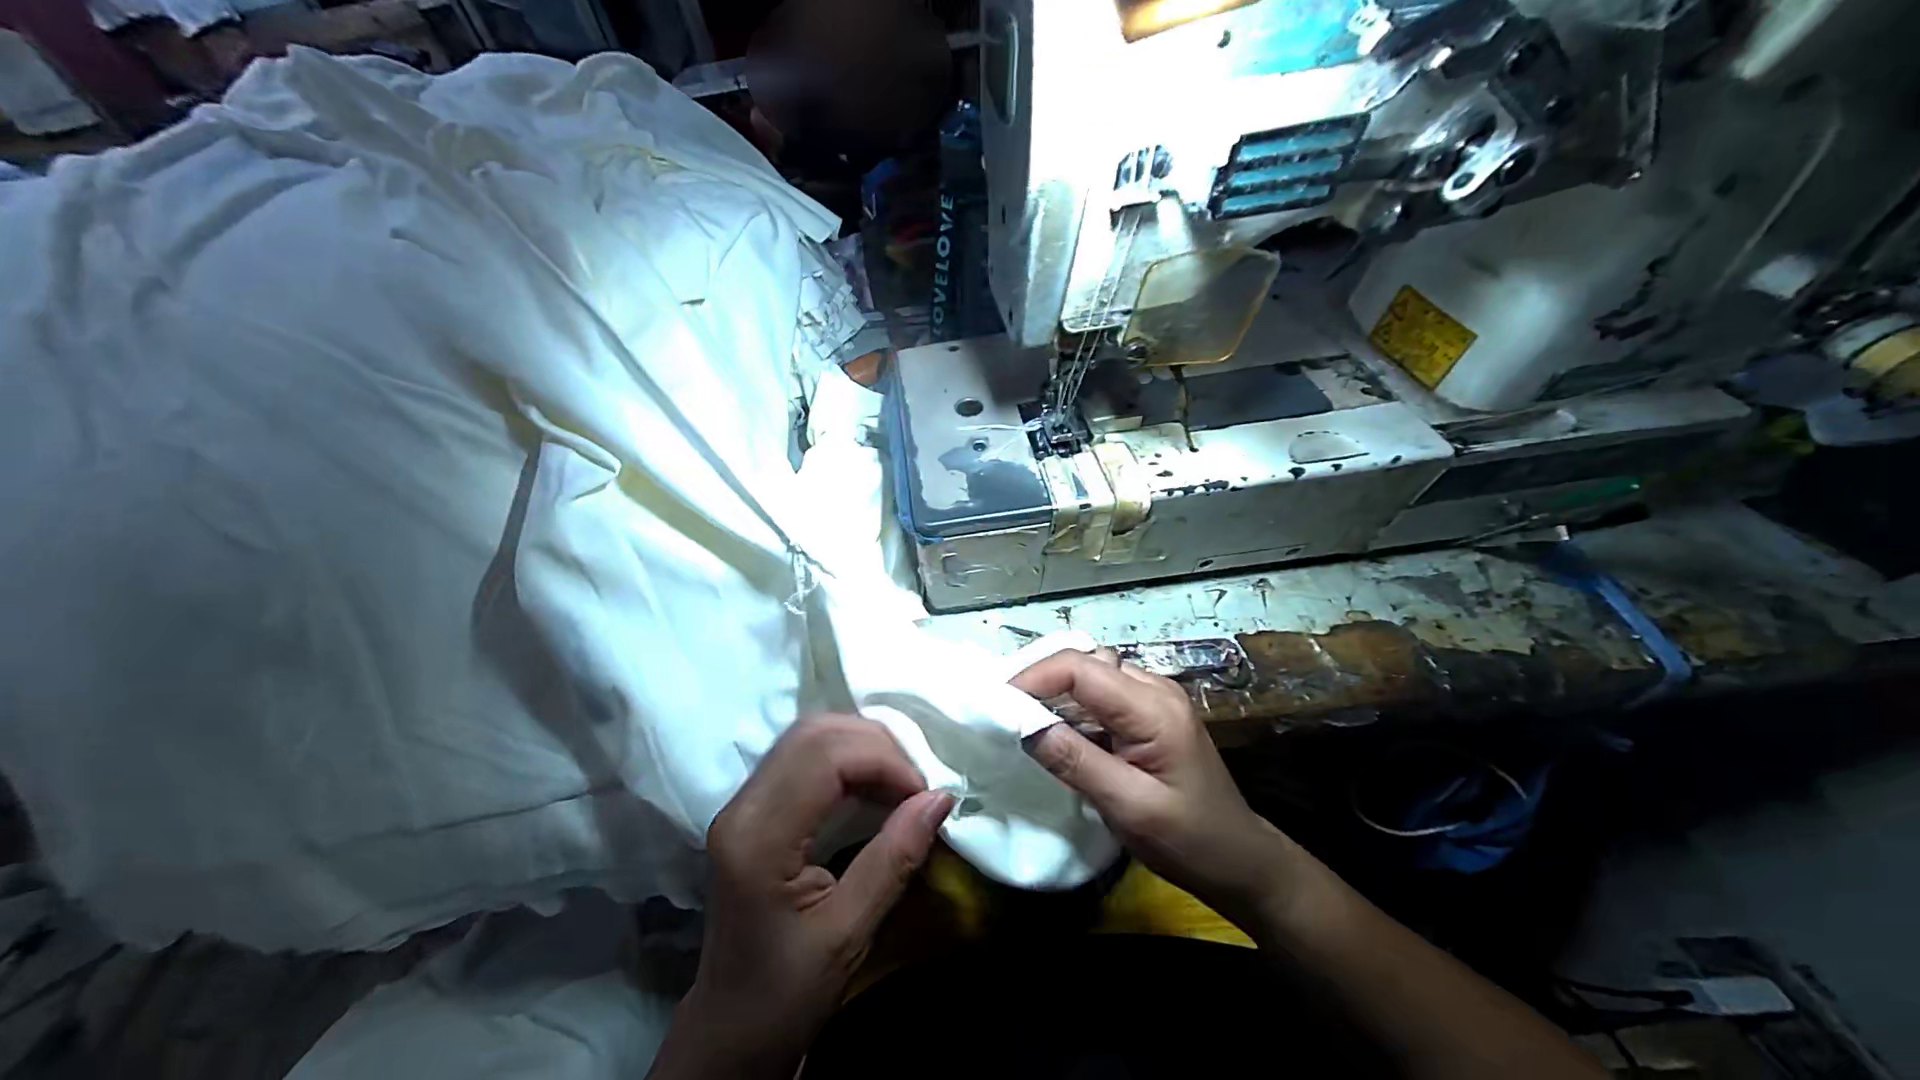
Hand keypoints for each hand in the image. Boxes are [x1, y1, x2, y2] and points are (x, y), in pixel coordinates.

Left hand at [649, 716, 953, 1079]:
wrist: (731, 1028)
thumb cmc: (787, 992)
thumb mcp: (849, 932)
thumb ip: (894, 857)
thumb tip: (941, 798)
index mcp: (758, 838)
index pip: (824, 758)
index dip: (884, 761)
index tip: (925, 794)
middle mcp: (742, 807)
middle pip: (814, 734)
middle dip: (876, 745)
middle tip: (916, 785)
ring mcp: (742, 804)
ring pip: (808, 737)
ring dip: (862, 747)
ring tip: (900, 783)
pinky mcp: (752, 807)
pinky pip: (803, 757)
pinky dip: (846, 759)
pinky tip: (873, 786)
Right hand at [1014, 650, 1293, 920]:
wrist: (1240, 860)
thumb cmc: (1188, 840)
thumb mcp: (1128, 807)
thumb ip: (1075, 761)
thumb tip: (1022, 726)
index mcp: (1153, 708)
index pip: (1080, 669)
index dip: (1033, 677)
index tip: (996, 703)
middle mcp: (1155, 689)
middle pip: (1085, 663)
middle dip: (1039, 680)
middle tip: (1002, 711)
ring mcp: (1155, 698)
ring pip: (1091, 675)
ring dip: (1054, 692)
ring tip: (1020, 719)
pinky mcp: (1150, 713)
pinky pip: (1102, 694)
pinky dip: (1072, 705)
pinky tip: (1055, 731)